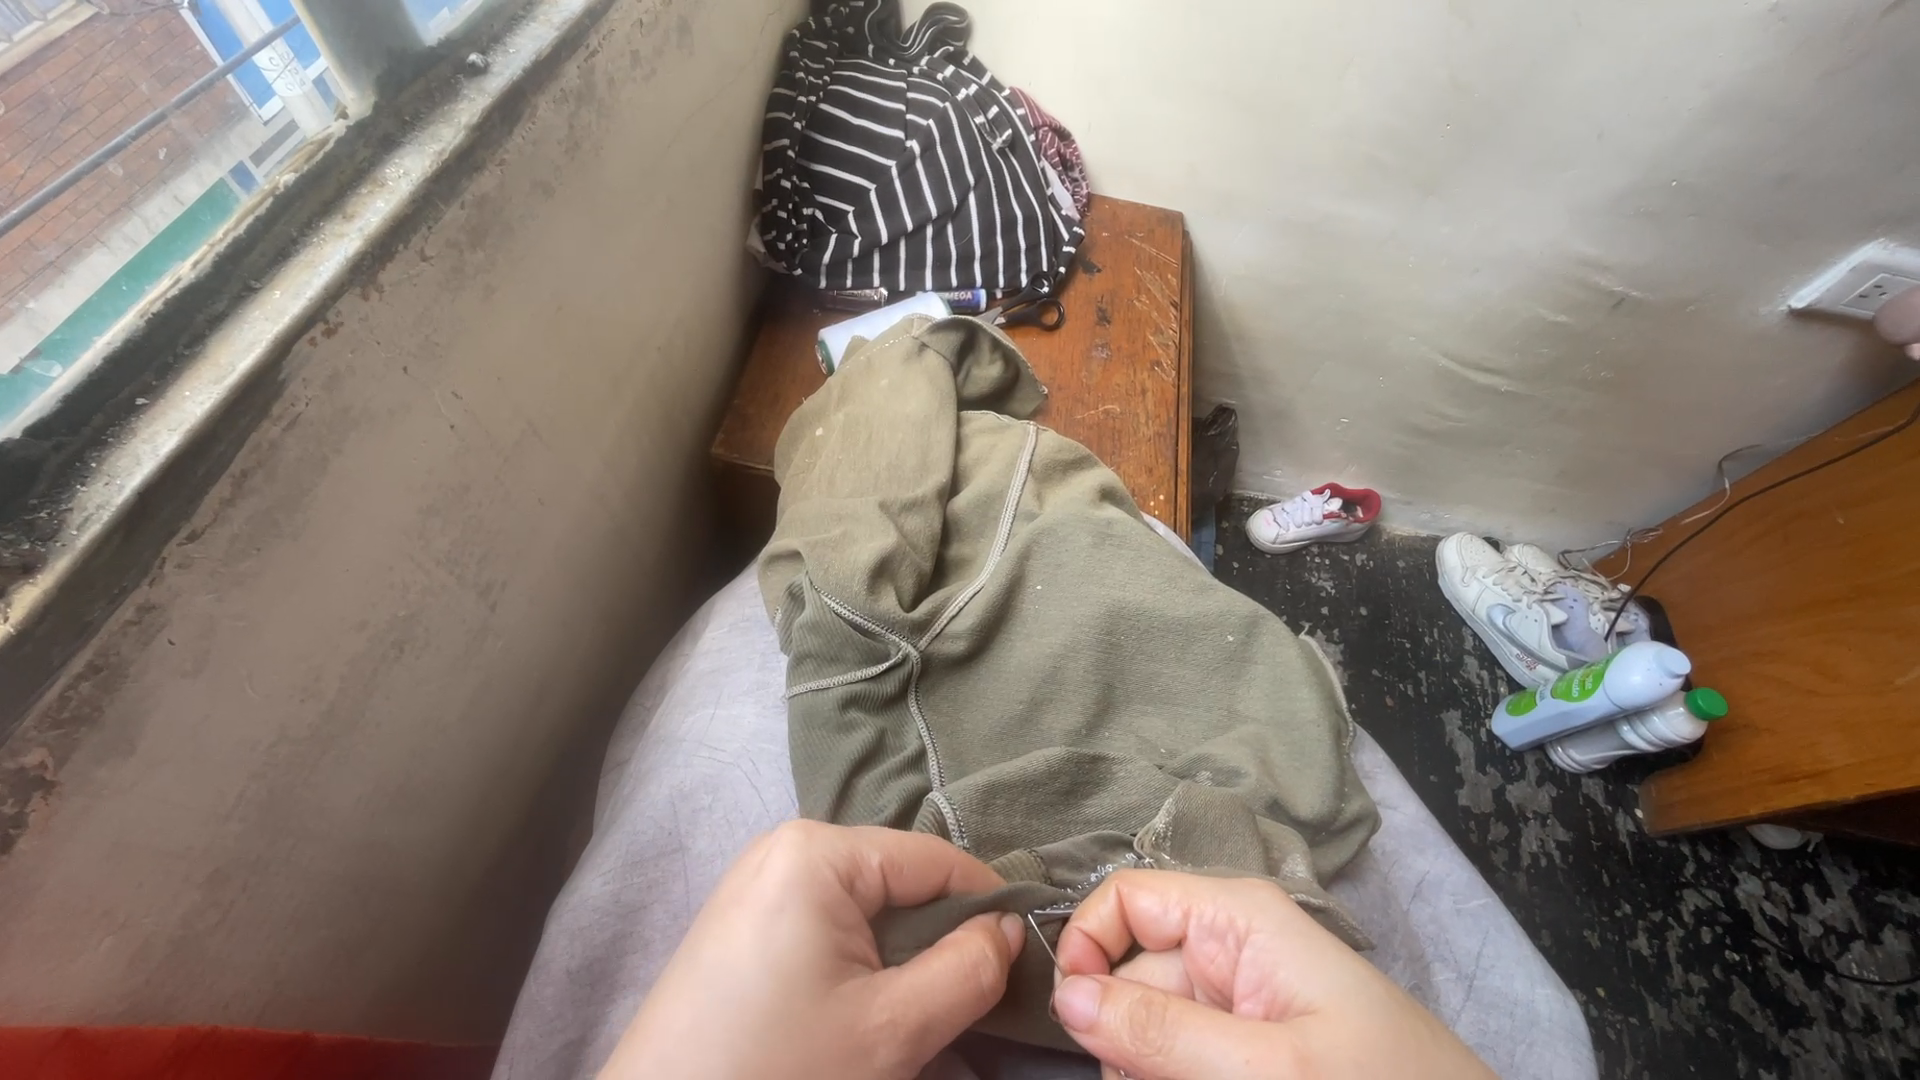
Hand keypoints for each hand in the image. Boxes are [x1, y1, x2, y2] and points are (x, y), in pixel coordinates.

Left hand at [598, 821, 1024, 1079]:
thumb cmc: (780, 1071)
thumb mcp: (892, 1030)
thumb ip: (968, 970)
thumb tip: (1010, 927)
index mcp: (818, 849)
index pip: (932, 859)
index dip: (987, 902)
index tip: (1025, 949)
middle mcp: (786, 844)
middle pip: (897, 878)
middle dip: (938, 932)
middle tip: (969, 993)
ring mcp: (758, 878)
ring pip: (864, 902)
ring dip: (901, 951)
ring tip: (915, 1006)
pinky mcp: (743, 917)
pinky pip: (826, 918)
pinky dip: (859, 955)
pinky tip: (860, 1004)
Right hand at [1049, 871, 1494, 1079]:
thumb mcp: (1268, 1068)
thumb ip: (1163, 1031)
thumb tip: (1064, 996)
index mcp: (1233, 916)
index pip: (1125, 898)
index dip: (1086, 943)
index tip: (1074, 1018)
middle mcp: (1228, 947)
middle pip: (1132, 976)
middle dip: (1126, 1039)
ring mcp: (1239, 1003)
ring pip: (1152, 1029)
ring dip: (1148, 1070)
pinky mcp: (1250, 1049)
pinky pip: (1184, 1059)